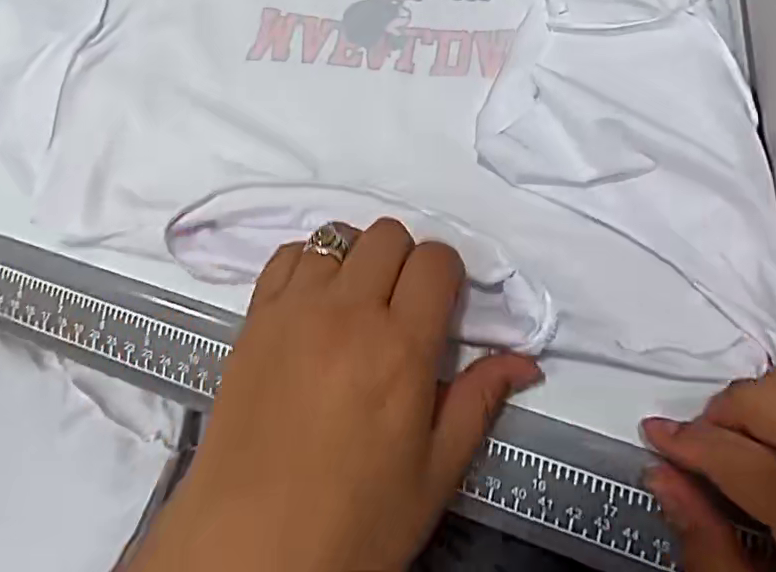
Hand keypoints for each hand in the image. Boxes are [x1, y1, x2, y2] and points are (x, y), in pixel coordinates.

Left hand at [129, 218, 542, 571]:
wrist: (251, 543)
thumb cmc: (356, 519)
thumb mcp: (435, 473)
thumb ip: (478, 402)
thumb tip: (524, 361)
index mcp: (401, 346)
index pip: (436, 260)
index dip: (447, 274)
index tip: (442, 304)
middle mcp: (348, 310)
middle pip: (387, 234)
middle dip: (405, 259)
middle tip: (401, 305)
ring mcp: (296, 307)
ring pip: (336, 236)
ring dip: (356, 258)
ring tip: (354, 303)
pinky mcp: (256, 315)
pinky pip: (287, 254)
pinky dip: (307, 262)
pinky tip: (312, 301)